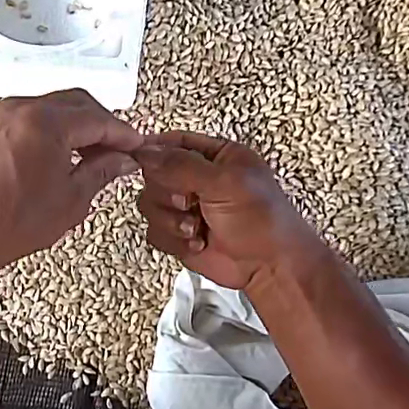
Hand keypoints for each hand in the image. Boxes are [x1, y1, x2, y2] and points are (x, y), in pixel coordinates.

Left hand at [0, 89, 142, 275]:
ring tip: (100, 156)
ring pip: (58, 108)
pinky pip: (38, 117)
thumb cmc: (12, 223)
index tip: (138, 147)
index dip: (124, 134)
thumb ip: (102, 170)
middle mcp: (23, 110)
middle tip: (123, 152)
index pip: (98, 118)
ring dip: (83, 126)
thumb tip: (122, 160)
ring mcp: (6, 117)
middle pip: (79, 103)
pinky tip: (72, 154)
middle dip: (105, 125)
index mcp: (45, 123)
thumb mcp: (72, 199)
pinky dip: (60, 130)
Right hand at [134, 131, 329, 292]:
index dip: (155, 150)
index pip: (174, 143)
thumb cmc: (261, 220)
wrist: (269, 266)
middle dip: (167, 193)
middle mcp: (198, 180)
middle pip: (154, 175)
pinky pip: (154, 232)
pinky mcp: (179, 235)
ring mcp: (187, 209)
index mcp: (215, 156)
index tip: (140, 159)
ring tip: (195, 228)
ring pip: (150, 205)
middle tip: (189, 203)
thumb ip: (181, 165)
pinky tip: (198, 243)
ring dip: (170, 220)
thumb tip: (145, 152)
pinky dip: (173, 240)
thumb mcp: (224, 183)